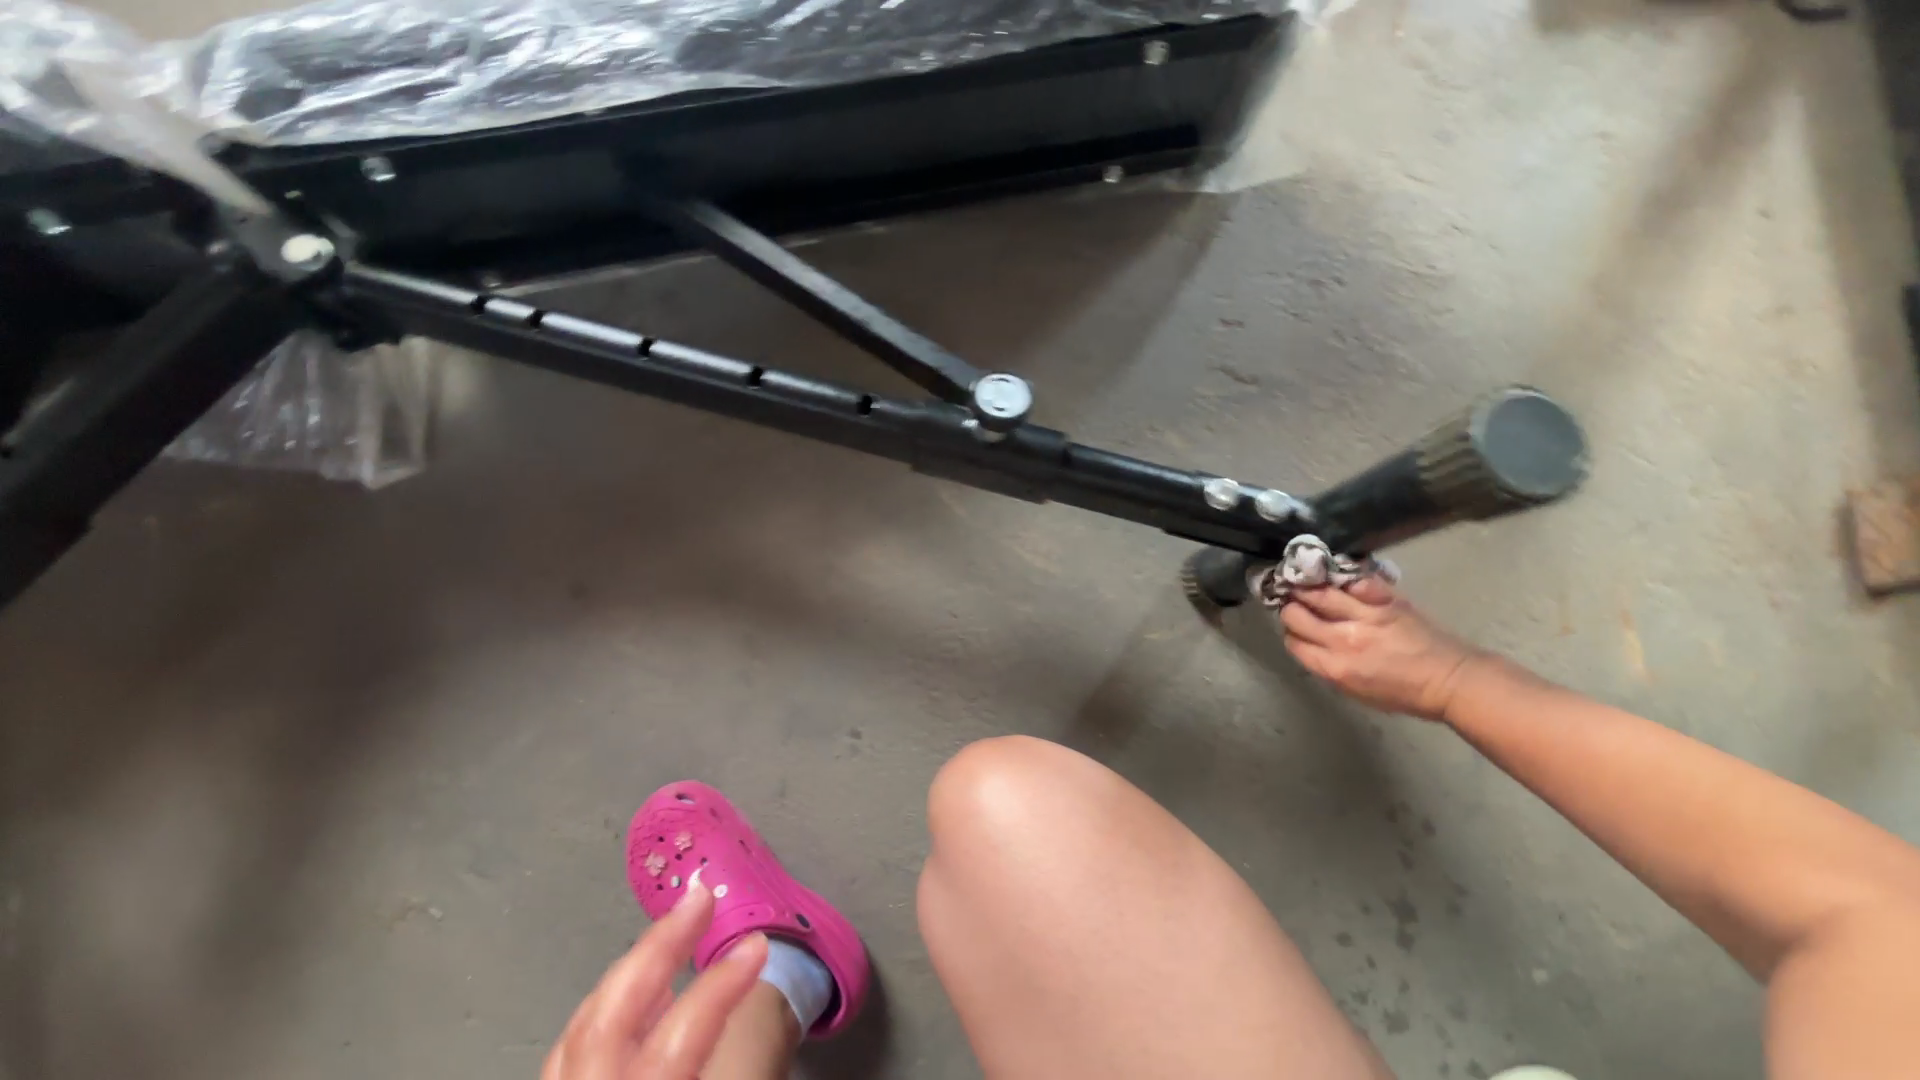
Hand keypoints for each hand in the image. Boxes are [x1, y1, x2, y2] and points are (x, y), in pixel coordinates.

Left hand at [542, 884, 767, 1079]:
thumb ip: (747, 1058)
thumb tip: (766, 1011)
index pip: (677, 1037)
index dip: (719, 987)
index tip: (757, 945)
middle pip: (609, 1015)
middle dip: (658, 947)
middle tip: (701, 897)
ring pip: (578, 1032)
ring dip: (629, 976)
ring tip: (674, 939)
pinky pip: (567, 1059)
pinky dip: (602, 1019)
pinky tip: (636, 1012)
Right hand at [1278, 577, 1482, 721]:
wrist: (1451, 680)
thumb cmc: (1404, 694)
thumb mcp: (1356, 693)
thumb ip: (1328, 667)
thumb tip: (1310, 645)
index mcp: (1335, 667)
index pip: (1293, 641)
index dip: (1290, 633)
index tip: (1297, 630)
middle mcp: (1344, 639)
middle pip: (1295, 614)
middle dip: (1290, 608)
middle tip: (1295, 603)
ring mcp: (1365, 615)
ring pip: (1318, 591)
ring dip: (1307, 587)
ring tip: (1305, 582)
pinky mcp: (1386, 598)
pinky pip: (1352, 580)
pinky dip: (1341, 578)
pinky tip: (1337, 578)